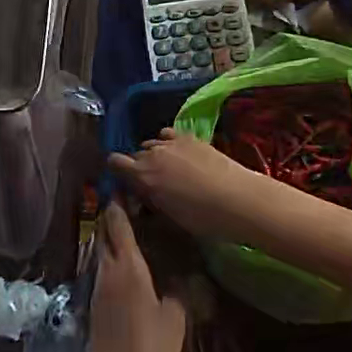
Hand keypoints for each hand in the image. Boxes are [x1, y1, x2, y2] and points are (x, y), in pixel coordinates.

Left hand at [87, 202, 186, 351]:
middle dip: (113, 214)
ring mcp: (96, 291)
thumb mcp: (176, 319)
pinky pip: (101, 271)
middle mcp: (106, 272)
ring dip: (111, 237)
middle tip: (134, 202)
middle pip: (103, 233)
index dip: (119, 200)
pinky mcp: (93, 308)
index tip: (126, 182)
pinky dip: (111, 258)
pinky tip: (129, 266)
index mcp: (127, 267)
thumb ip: (178, 290)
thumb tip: (184, 276)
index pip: (117, 222)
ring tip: (133, 229)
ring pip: (101, 251)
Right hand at [107, 127, 275, 240]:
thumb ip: (150, 200)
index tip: (124, 183)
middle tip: (150, 183)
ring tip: (167, 169)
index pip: (115, 162)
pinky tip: (177, 153)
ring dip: (154, 154)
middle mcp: (153, 153)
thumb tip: (141, 194)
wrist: (236, 198)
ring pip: (152, 143)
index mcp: (143, 175)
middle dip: (138, 166)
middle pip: (135, 154)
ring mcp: (172, 142)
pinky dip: (168, 142)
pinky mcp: (190, 137)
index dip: (117, 171)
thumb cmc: (201, 217)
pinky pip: (168, 134)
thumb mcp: (169, 215)